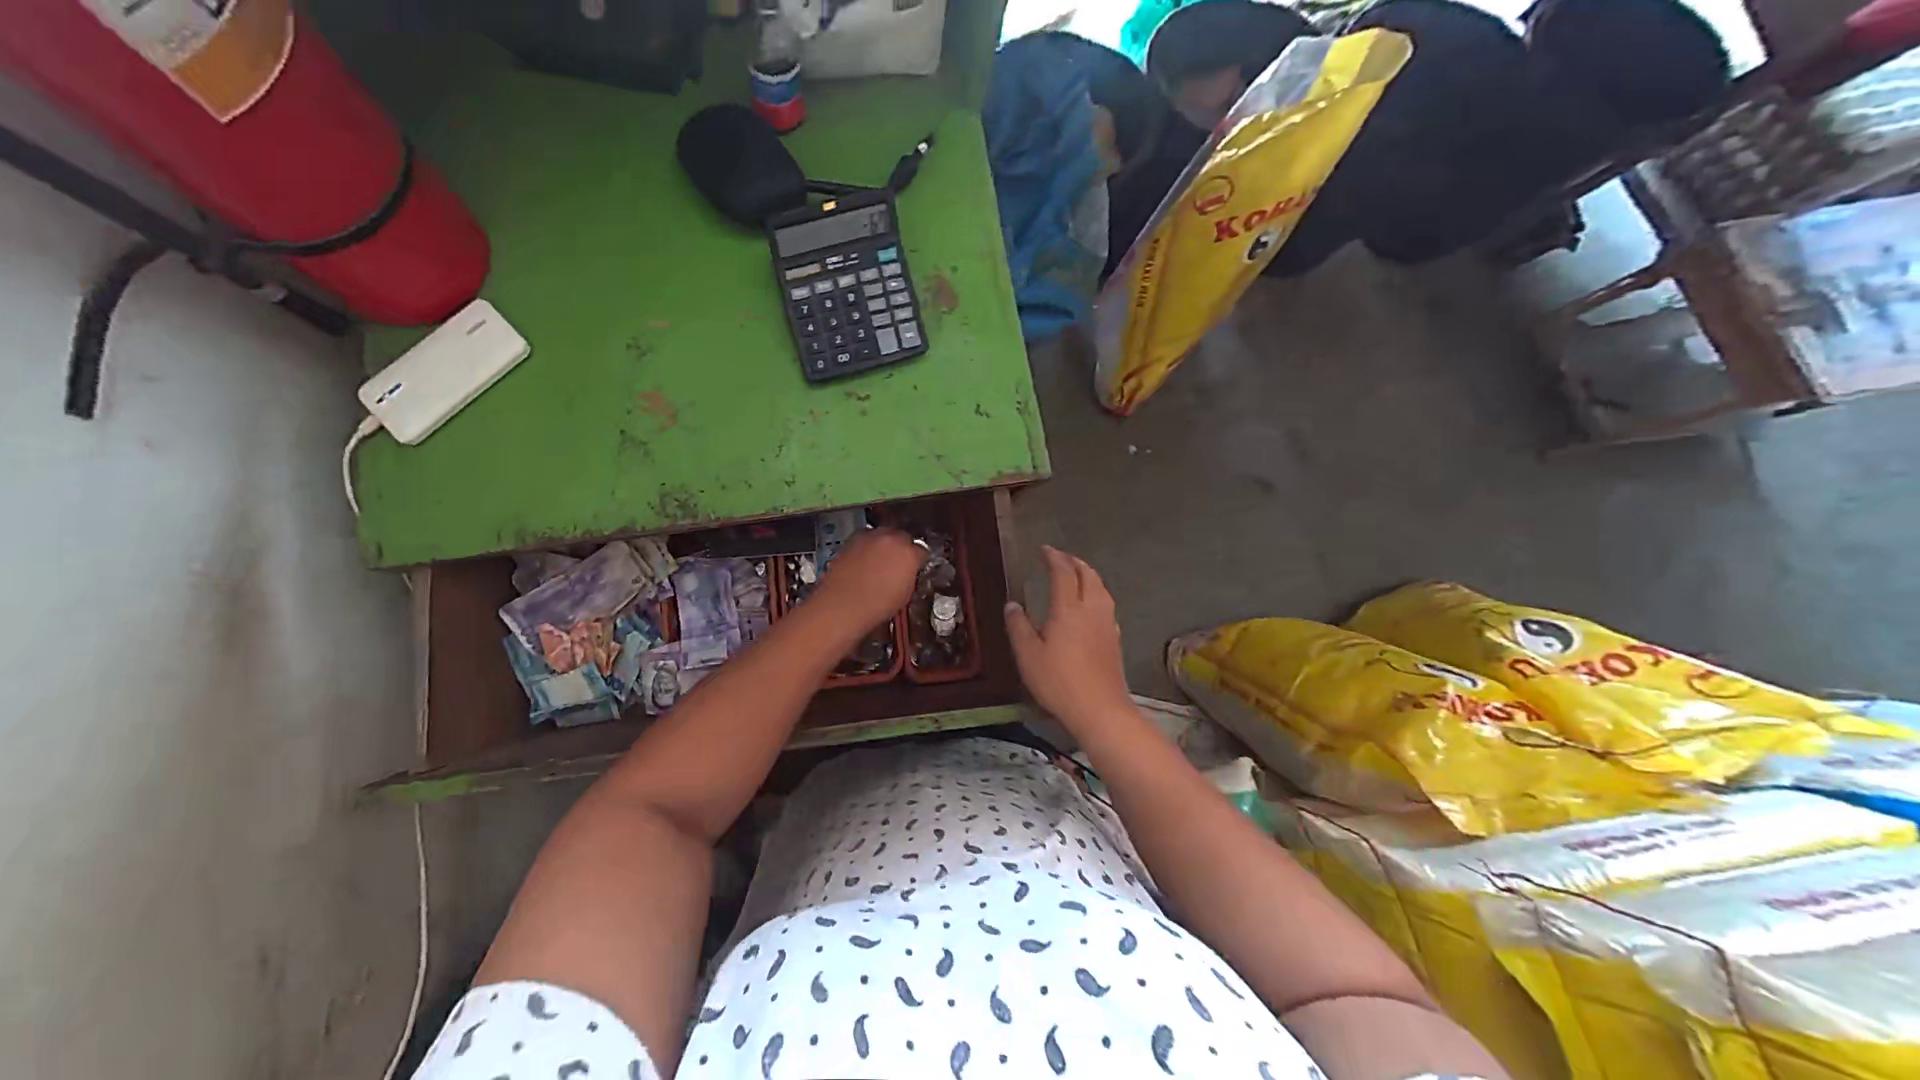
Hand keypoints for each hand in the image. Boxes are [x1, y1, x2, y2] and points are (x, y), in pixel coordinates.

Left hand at [809, 527, 926, 630]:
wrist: (843, 604)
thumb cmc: (876, 605)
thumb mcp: (905, 594)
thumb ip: (910, 576)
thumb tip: (907, 573)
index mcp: (909, 553)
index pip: (921, 551)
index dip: (918, 560)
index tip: (915, 566)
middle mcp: (891, 539)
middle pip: (902, 536)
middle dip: (901, 547)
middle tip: (897, 562)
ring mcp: (870, 537)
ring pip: (882, 534)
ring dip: (883, 544)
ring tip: (879, 561)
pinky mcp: (851, 540)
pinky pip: (864, 539)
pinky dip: (866, 547)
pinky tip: (863, 561)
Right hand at [1005, 546, 1131, 725]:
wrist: (1100, 709)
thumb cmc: (1059, 682)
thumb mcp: (1028, 656)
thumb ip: (1018, 627)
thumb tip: (1012, 605)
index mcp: (1068, 609)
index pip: (1063, 573)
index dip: (1054, 558)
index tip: (1044, 550)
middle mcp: (1091, 610)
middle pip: (1088, 575)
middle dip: (1074, 562)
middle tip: (1060, 558)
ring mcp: (1107, 624)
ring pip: (1101, 588)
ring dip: (1088, 575)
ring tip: (1076, 575)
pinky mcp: (1115, 639)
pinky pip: (1106, 604)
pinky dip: (1096, 594)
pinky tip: (1090, 606)